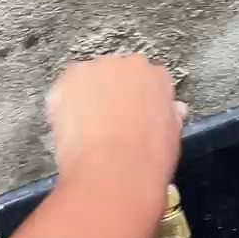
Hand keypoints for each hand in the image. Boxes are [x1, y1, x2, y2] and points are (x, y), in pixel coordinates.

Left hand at [44, 55, 183, 207]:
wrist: (115, 172)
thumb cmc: (147, 160)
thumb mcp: (172, 136)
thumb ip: (171, 115)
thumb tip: (174, 109)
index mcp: (157, 77)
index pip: (147, 79)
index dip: (137, 99)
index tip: (131, 113)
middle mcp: (129, 65)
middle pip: (116, 73)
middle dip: (110, 93)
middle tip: (108, 122)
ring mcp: (97, 69)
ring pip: (88, 79)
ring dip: (86, 97)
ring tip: (88, 129)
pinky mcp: (70, 79)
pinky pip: (64, 90)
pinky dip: (64, 105)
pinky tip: (72, 130)